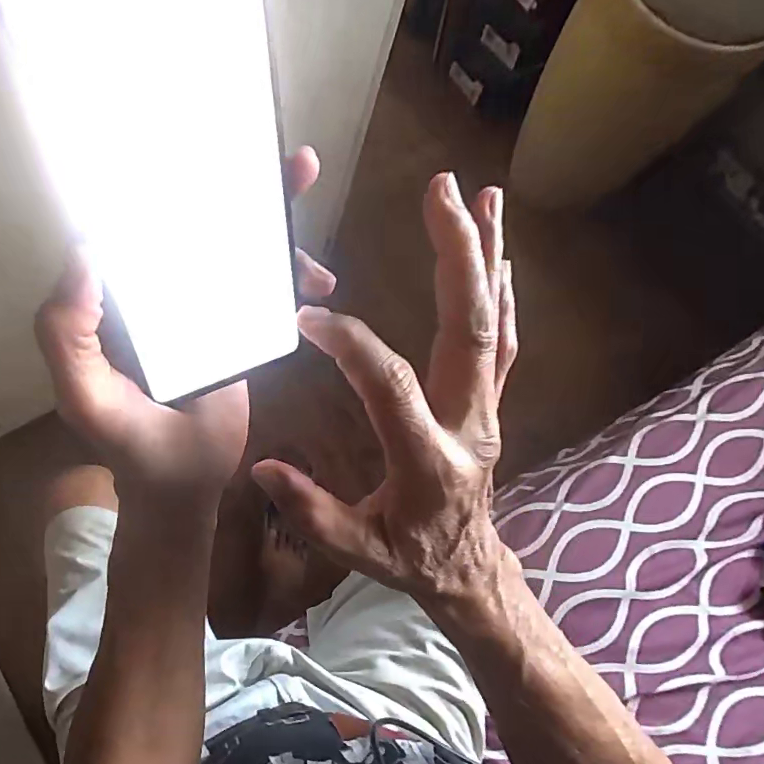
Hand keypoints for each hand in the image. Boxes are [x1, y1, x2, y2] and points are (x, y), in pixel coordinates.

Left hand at [35, 149, 333, 501]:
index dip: (165, 182)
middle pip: (202, 227)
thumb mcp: (82, 392)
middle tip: (286, 164)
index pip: (140, 226)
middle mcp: (164, 292)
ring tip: (309, 246)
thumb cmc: (126, 441)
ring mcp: (206, 309)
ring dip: (281, 235)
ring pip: (242, 255)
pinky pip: (267, 293)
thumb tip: (85, 251)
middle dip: (244, 191)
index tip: (199, 147)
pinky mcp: (242, 332)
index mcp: (122, 296)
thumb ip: (66, 330)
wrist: (183, 483)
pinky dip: (293, 280)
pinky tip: (316, 285)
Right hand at [251, 172, 514, 606]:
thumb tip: (264, 467)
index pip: (390, 382)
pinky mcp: (490, 405)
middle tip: (442, 193)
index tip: (307, 320)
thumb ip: (310, 511)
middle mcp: (468, 424)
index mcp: (428, 458)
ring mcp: (486, 410)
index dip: (349, 344)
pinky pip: (500, 342)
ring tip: (484, 198)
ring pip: (492, 325)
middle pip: (468, 329)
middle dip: (456, 256)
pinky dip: (499, 293)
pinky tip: (498, 255)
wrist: (470, 570)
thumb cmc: (410, 559)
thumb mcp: (356, 550)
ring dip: (487, 258)